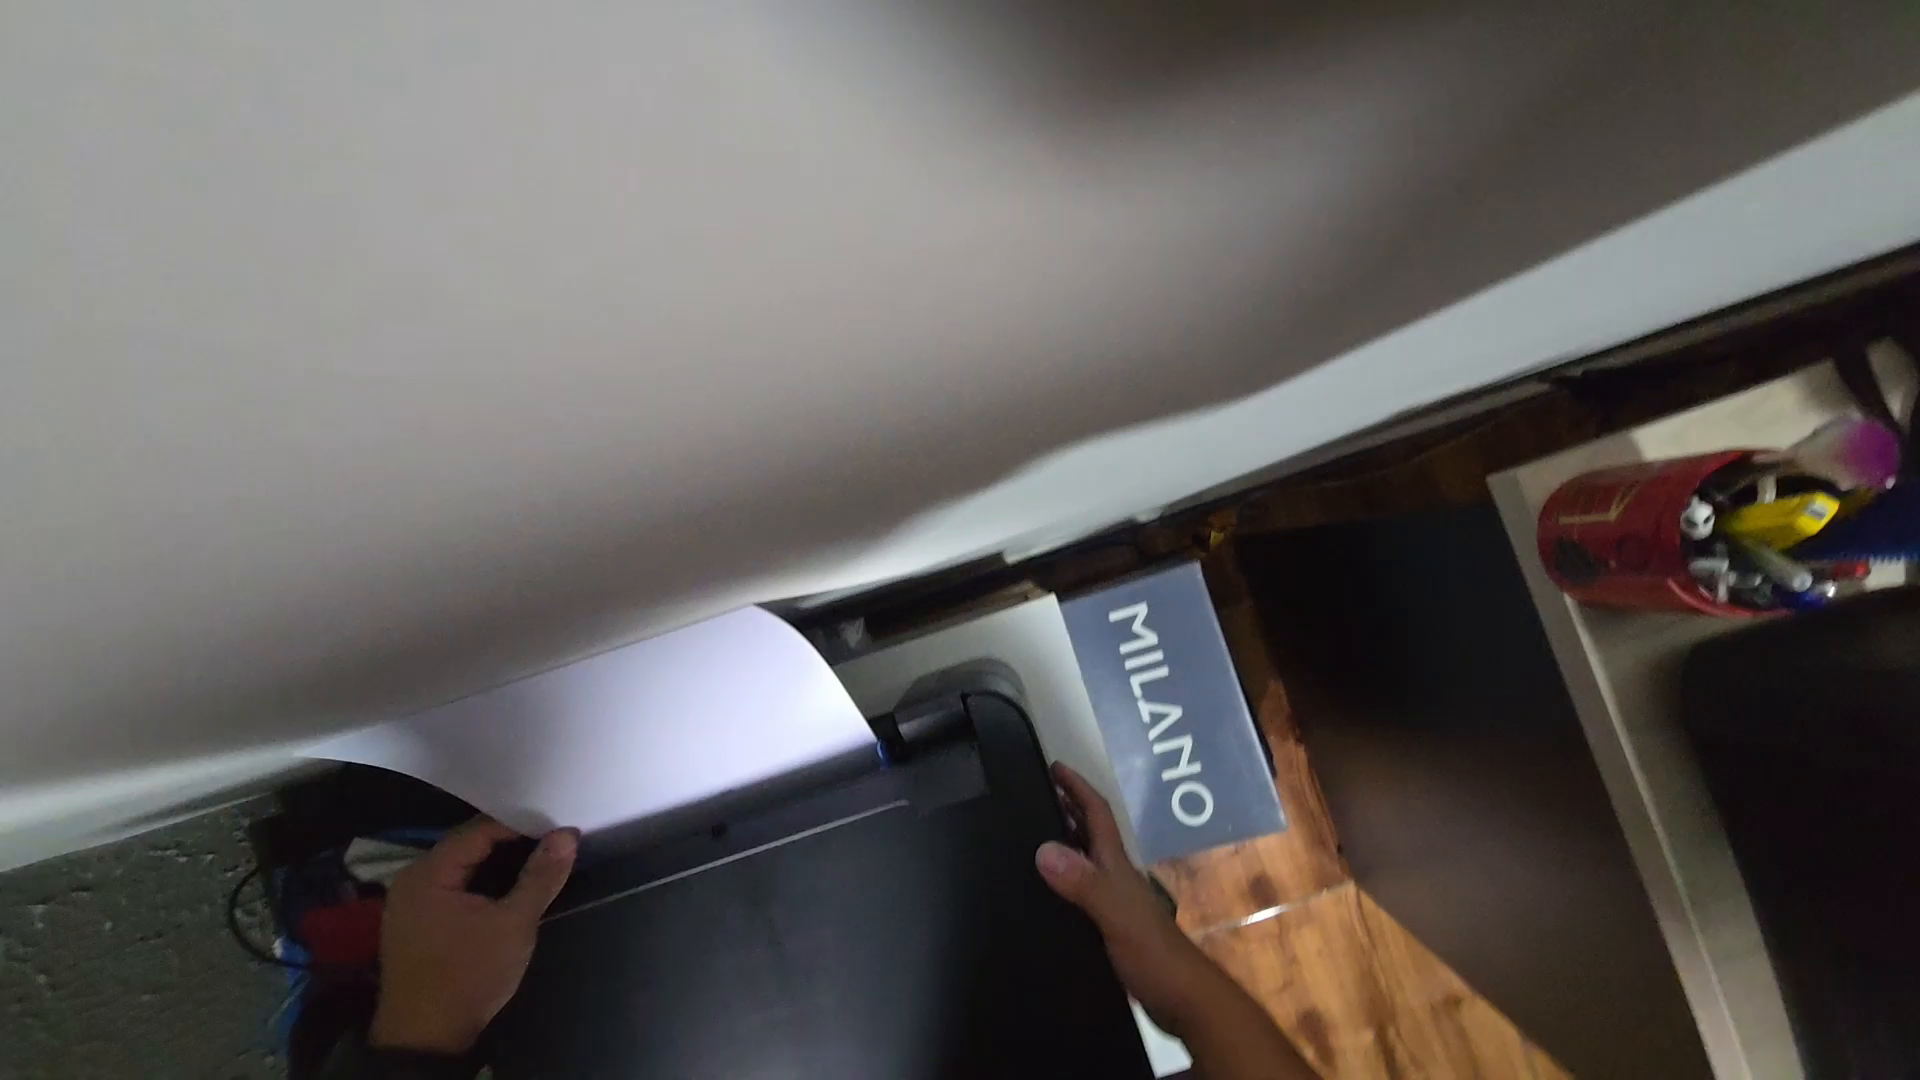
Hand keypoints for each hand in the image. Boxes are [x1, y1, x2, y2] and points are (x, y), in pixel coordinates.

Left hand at [369, 818, 578, 1055]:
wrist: (426, 1041)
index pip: (480, 830)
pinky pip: (458, 881)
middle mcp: (414, 879)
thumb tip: (568, 834)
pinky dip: (487, 877)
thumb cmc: (468, 976)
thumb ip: (542, 875)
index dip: (522, 824)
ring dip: (502, 859)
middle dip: (514, 839)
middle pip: (471, 843)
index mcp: (428, 874)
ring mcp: (413, 900)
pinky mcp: (421, 919)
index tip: (559, 826)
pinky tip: (514, 881)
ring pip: (466, 863)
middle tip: (555, 838)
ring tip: (542, 855)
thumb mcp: (514, 924)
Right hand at [1035, 763, 1219, 1035]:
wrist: (1183, 1001)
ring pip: (1088, 860)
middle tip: (1039, 792)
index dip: (1078, 787)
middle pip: (1092, 832)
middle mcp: (1116, 877)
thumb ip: (1084, 883)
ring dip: (1067, 841)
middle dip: (1069, 807)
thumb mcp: (1116, 913)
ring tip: (1036, 835)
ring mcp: (1116, 902)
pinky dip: (1066, 880)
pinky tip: (1051, 894)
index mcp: (1116, 866)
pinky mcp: (1112, 927)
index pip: (1097, 814)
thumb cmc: (1153, 953)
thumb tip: (1044, 848)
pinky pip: (1083, 890)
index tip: (1056, 766)